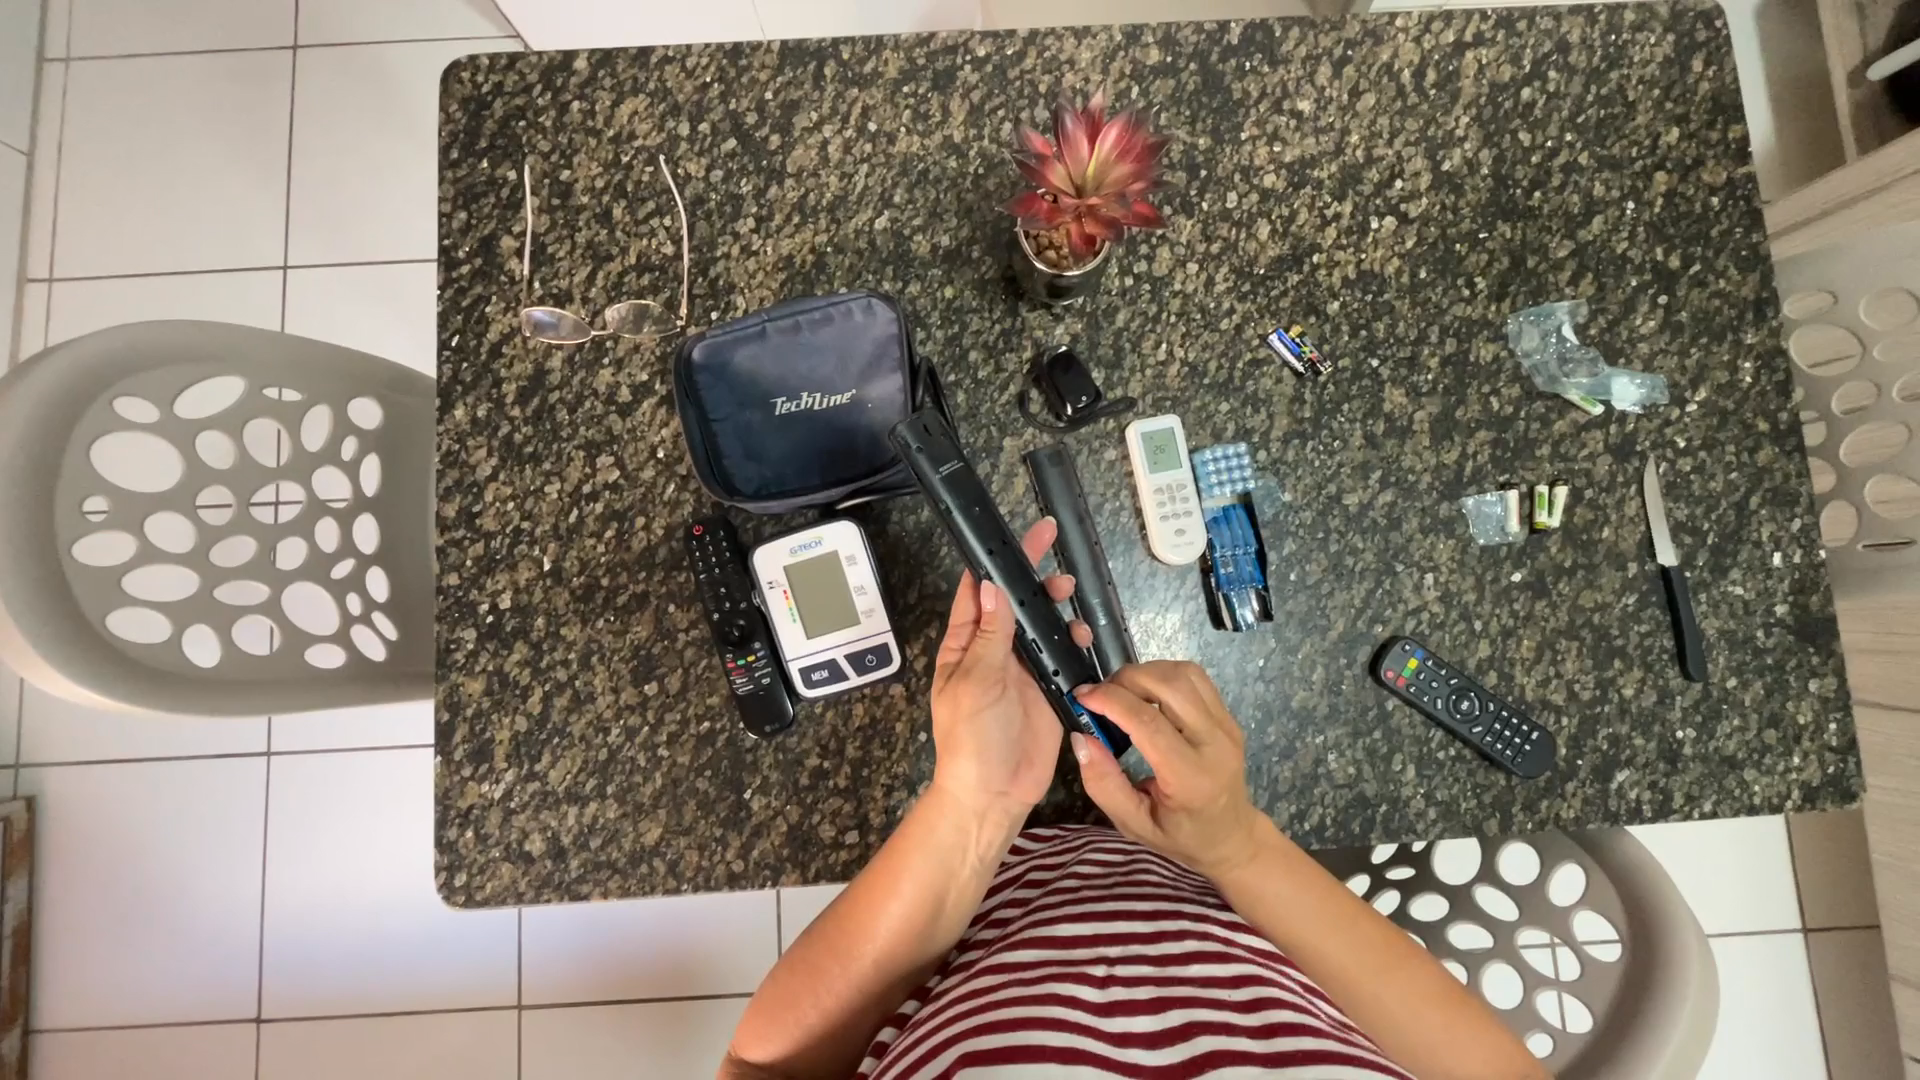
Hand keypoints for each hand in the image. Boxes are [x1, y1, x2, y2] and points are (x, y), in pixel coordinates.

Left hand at [929, 517, 1090, 821]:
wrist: (992, 794)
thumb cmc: (970, 739)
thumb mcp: (975, 682)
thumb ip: (989, 635)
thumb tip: (989, 587)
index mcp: (965, 645)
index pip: (977, 592)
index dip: (995, 563)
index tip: (1017, 539)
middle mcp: (993, 651)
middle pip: (1015, 605)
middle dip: (1033, 582)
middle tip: (1056, 566)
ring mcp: (1021, 670)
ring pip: (1041, 627)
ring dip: (1055, 609)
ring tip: (1069, 596)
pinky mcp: (1046, 689)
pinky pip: (1061, 657)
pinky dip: (1072, 642)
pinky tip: (1080, 634)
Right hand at [1071, 661, 1275, 880]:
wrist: (1231, 837)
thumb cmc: (1179, 835)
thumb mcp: (1133, 823)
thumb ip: (1103, 783)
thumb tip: (1081, 738)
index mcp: (1191, 777)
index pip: (1148, 722)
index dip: (1111, 700)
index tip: (1081, 696)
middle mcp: (1215, 744)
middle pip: (1169, 686)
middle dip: (1126, 679)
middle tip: (1100, 694)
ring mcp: (1226, 726)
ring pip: (1183, 674)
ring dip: (1145, 673)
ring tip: (1121, 692)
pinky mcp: (1228, 716)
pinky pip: (1195, 678)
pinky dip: (1163, 675)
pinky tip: (1146, 692)